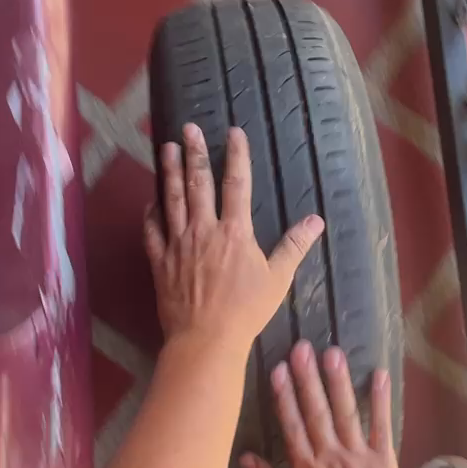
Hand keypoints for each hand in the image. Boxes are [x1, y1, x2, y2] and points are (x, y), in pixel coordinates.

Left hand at [145, 124, 323, 352]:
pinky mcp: (160, 261)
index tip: (233, 132)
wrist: (206, 338)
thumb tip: (315, 221)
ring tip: (167, 148)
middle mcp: (203, 230)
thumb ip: (294, 246)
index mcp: (234, 232)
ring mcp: (178, 244)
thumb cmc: (245, 311)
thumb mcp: (278, 279)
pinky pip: (152, 230)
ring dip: (170, 172)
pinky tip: (151, 199)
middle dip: (195, 152)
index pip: (236, 184)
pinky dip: (151, 212)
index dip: (236, 155)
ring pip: (172, 199)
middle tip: (189, 128)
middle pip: (198, 183)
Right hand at [241, 342, 407, 467]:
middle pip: (316, 412)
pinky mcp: (384, 459)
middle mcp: (330, 456)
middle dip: (308, 379)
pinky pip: (382, 426)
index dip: (284, 396)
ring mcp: (358, 456)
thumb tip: (245, 456)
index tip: (278, 369)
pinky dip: (380, 400)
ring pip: (346, 413)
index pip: (291, 425)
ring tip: (333, 353)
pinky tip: (378, 375)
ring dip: (338, 382)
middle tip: (302, 348)